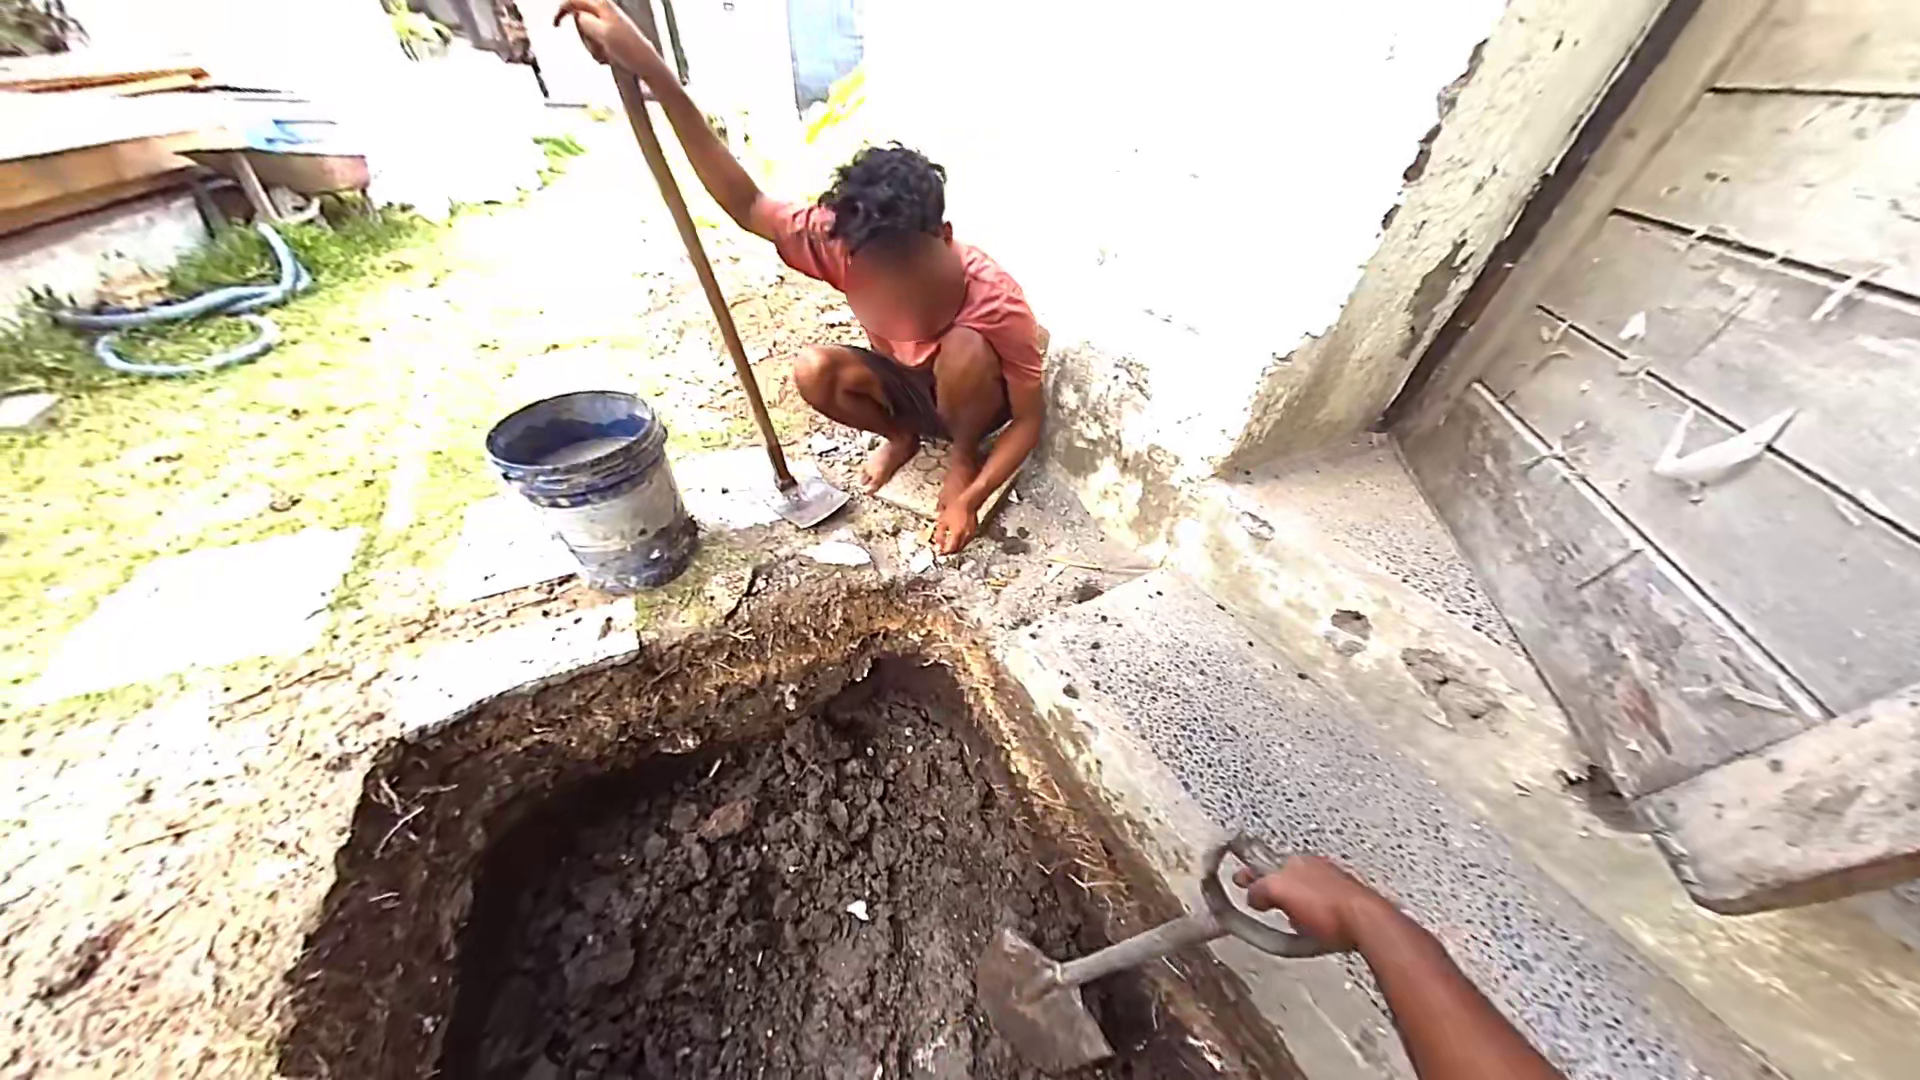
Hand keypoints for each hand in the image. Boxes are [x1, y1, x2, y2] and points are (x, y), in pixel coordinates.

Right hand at [555, 0, 663, 76]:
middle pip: (580, 19)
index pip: (573, 1)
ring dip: (593, 47)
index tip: (555, 25)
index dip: (562, 11)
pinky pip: (599, 43)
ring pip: (589, 33)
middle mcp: (605, 11)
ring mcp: (610, 25)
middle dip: (584, 37)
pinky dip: (601, 52)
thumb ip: (585, 21)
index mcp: (601, 4)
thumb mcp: (602, 33)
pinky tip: (610, 60)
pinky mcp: (615, 39)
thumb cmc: (628, 50)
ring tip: (606, 57)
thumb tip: (577, 16)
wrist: (650, 66)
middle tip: (596, 50)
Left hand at [930, 500, 978, 555]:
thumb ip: (939, 536)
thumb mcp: (942, 522)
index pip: (951, 549)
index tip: (939, 551)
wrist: (967, 502)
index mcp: (957, 534)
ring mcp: (971, 534)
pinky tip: (955, 538)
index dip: (944, 552)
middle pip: (957, 549)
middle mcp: (965, 536)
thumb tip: (937, 547)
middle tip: (942, 549)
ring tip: (948, 544)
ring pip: (962, 546)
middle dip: (949, 551)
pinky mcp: (973, 531)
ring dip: (955, 547)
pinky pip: (966, 541)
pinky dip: (960, 542)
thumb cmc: (953, 510)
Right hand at [1233, 855, 1391, 951]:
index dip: (1252, 873)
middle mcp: (1317, 868)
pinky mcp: (1351, 909)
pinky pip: (1325, 911)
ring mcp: (1336, 887)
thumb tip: (1252, 895)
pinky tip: (1315, 930)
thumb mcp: (1278, 890)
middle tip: (1267, 904)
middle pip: (1286, 877)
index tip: (1242, 879)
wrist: (1368, 924)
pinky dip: (1315, 918)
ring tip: (1292, 921)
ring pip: (1307, 893)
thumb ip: (1259, 889)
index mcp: (1298, 859)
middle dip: (1274, 889)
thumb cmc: (1327, 905)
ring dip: (1296, 905)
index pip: (1267, 863)